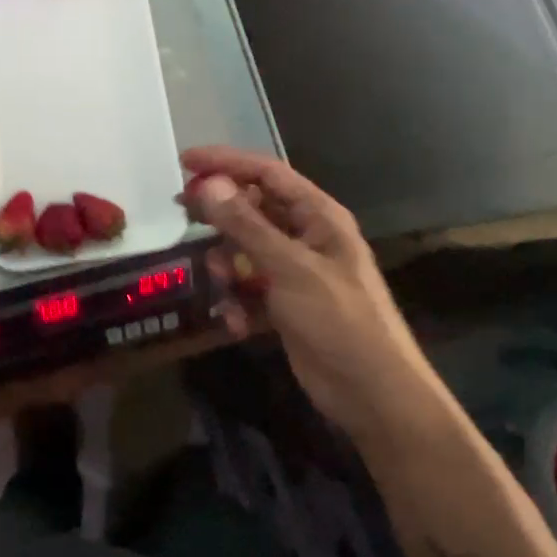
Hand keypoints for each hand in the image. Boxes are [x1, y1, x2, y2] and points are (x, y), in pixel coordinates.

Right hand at [180, 147, 431, 425]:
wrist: (373, 394)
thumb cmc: (339, 320)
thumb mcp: (290, 269)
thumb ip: (247, 226)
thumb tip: (208, 184)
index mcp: (318, 216)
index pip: (267, 173)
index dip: (226, 163)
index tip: (184, 162)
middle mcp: (307, 237)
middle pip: (253, 209)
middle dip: (220, 216)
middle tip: (183, 215)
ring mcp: (296, 273)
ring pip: (245, 250)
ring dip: (227, 264)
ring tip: (221, 281)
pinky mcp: (286, 306)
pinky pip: (249, 288)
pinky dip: (237, 301)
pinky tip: (235, 322)